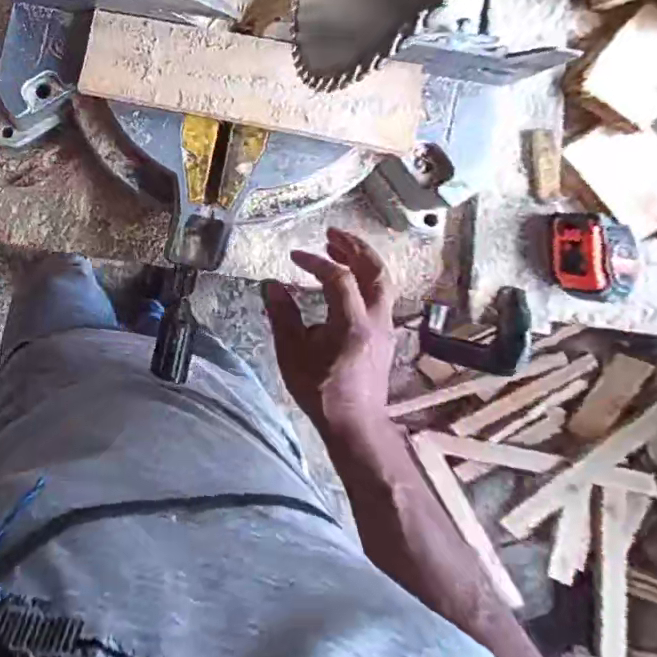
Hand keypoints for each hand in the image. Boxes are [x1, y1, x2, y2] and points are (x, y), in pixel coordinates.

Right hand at [262, 228, 396, 441]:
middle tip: (332, 233)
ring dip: (363, 262)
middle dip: (355, 248)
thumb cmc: (319, 389)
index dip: (316, 262)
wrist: (354, 422)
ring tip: (338, 249)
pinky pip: (379, 297)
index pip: (339, 278)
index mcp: (352, 323)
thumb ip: (283, 315)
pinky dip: (364, 279)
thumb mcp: (291, 352)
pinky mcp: (383, 336)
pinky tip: (346, 281)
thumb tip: (271, 285)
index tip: (294, 256)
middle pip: (376, 273)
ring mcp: (385, 328)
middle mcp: (376, 320)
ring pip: (383, 284)